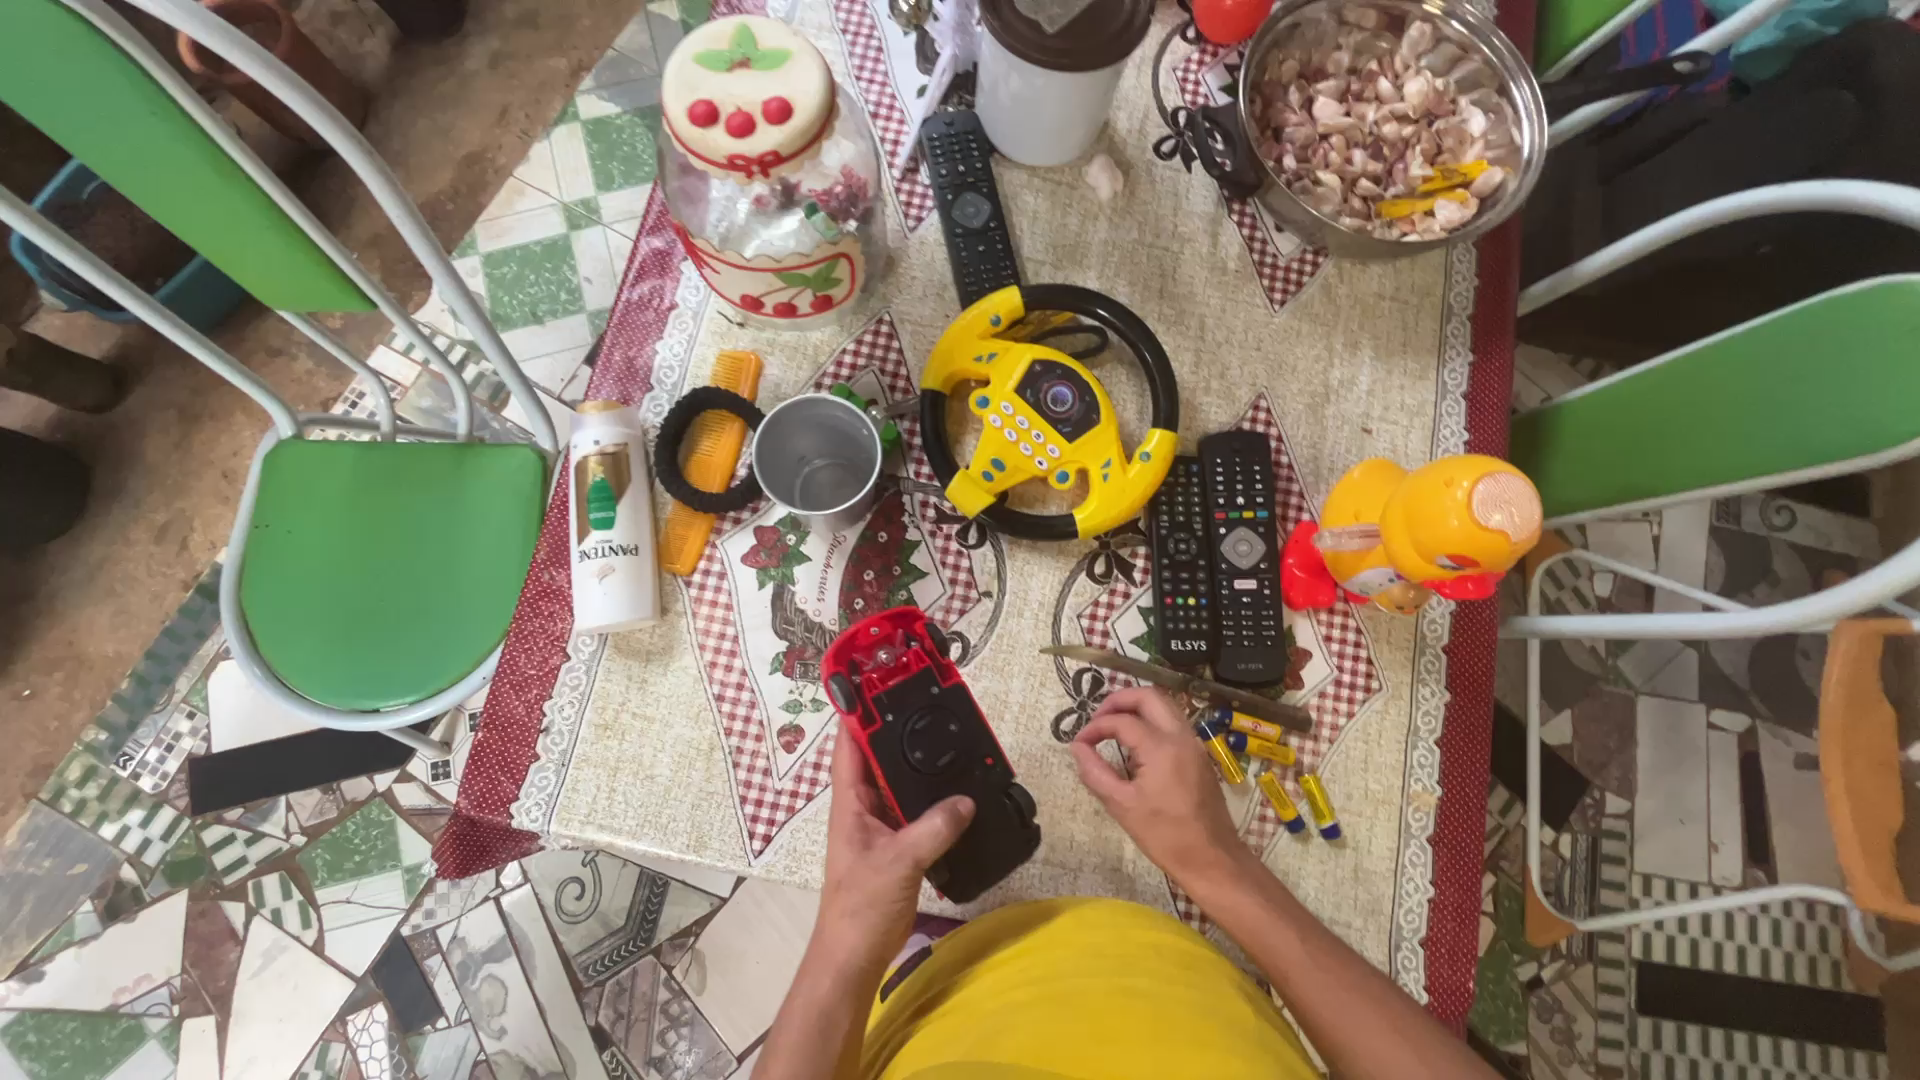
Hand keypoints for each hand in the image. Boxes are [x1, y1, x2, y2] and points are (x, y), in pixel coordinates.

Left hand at [817, 719, 974, 966]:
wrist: (855, 955)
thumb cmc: (862, 904)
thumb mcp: (899, 861)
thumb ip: (934, 828)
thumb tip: (966, 801)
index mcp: (850, 802)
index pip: (848, 745)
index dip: (858, 713)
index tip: (879, 684)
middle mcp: (862, 806)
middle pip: (876, 758)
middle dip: (896, 731)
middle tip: (926, 704)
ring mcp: (879, 825)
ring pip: (896, 782)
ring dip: (914, 764)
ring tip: (944, 737)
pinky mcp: (897, 843)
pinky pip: (913, 808)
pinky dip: (930, 795)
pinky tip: (954, 788)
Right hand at [1070, 687, 1249, 888]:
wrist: (1213, 859)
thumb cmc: (1165, 836)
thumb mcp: (1122, 806)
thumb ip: (1095, 772)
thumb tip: (1077, 747)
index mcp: (1161, 748)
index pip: (1121, 721)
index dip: (1095, 727)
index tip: (1080, 742)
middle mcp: (1181, 737)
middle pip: (1149, 696)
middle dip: (1119, 700)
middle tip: (1098, 718)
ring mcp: (1194, 744)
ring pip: (1165, 705)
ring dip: (1137, 707)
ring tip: (1113, 726)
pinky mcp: (1199, 755)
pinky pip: (1174, 723)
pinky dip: (1152, 720)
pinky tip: (1136, 744)